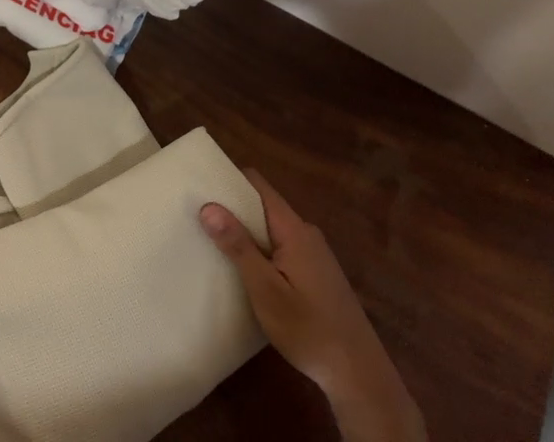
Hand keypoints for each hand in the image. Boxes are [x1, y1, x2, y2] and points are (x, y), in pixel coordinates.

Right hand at [201, 172, 426, 441]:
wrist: (359, 374)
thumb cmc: (308, 329)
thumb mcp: (265, 289)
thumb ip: (239, 246)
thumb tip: (208, 205)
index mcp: (295, 231)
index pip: (259, 186)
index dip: (229, 179)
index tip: (198, 182)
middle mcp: (307, 235)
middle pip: (263, 206)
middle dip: (232, 208)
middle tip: (195, 215)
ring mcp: (314, 256)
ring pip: (271, 230)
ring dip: (244, 232)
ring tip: (209, 239)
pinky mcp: (316, 275)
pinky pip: (280, 249)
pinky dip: (259, 250)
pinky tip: (241, 268)